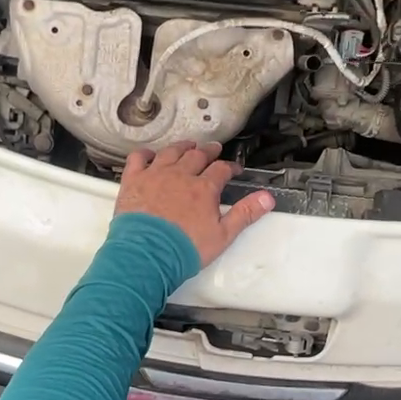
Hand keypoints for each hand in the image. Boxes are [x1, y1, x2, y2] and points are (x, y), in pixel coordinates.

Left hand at [115, 142, 275, 266]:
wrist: (146, 254)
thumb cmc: (184, 248)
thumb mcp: (222, 235)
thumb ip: (245, 214)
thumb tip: (267, 198)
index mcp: (203, 188)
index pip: (221, 170)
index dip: (230, 167)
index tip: (234, 169)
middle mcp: (180, 176)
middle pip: (197, 156)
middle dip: (208, 151)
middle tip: (213, 149)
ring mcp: (155, 175)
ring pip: (171, 152)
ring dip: (182, 147)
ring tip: (188, 145)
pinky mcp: (134, 181)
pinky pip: (138, 158)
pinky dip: (145, 154)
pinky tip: (149, 155)